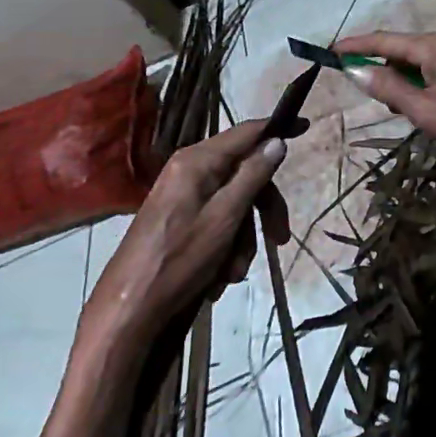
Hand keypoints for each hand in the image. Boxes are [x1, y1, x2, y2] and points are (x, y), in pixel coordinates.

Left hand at [82, 120, 289, 346]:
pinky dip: (224, 249)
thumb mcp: (225, 216)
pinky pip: (216, 223)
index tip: (306, 127)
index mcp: (197, 161)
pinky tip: (219, 277)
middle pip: (244, 174)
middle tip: (280, 239)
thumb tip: (276, 140)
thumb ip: (252, 175)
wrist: (130, 309)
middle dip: (262, 210)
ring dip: (242, 239)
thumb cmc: (179, 258)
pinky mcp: (177, 220)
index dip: (276, 131)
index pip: (246, 133)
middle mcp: (188, 171)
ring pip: (233, 204)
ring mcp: (182, 196)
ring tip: (233, 272)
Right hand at [333, 31, 435, 168]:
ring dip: (401, 79)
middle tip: (371, 96)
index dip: (356, 45)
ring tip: (401, 109)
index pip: (385, 40)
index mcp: (435, 46)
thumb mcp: (425, 111)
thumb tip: (355, 70)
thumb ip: (388, 88)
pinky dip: (418, 81)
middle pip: (400, 48)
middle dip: (381, 68)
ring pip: (416, 59)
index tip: (330, 50)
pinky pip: (432, 66)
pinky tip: (420, 105)